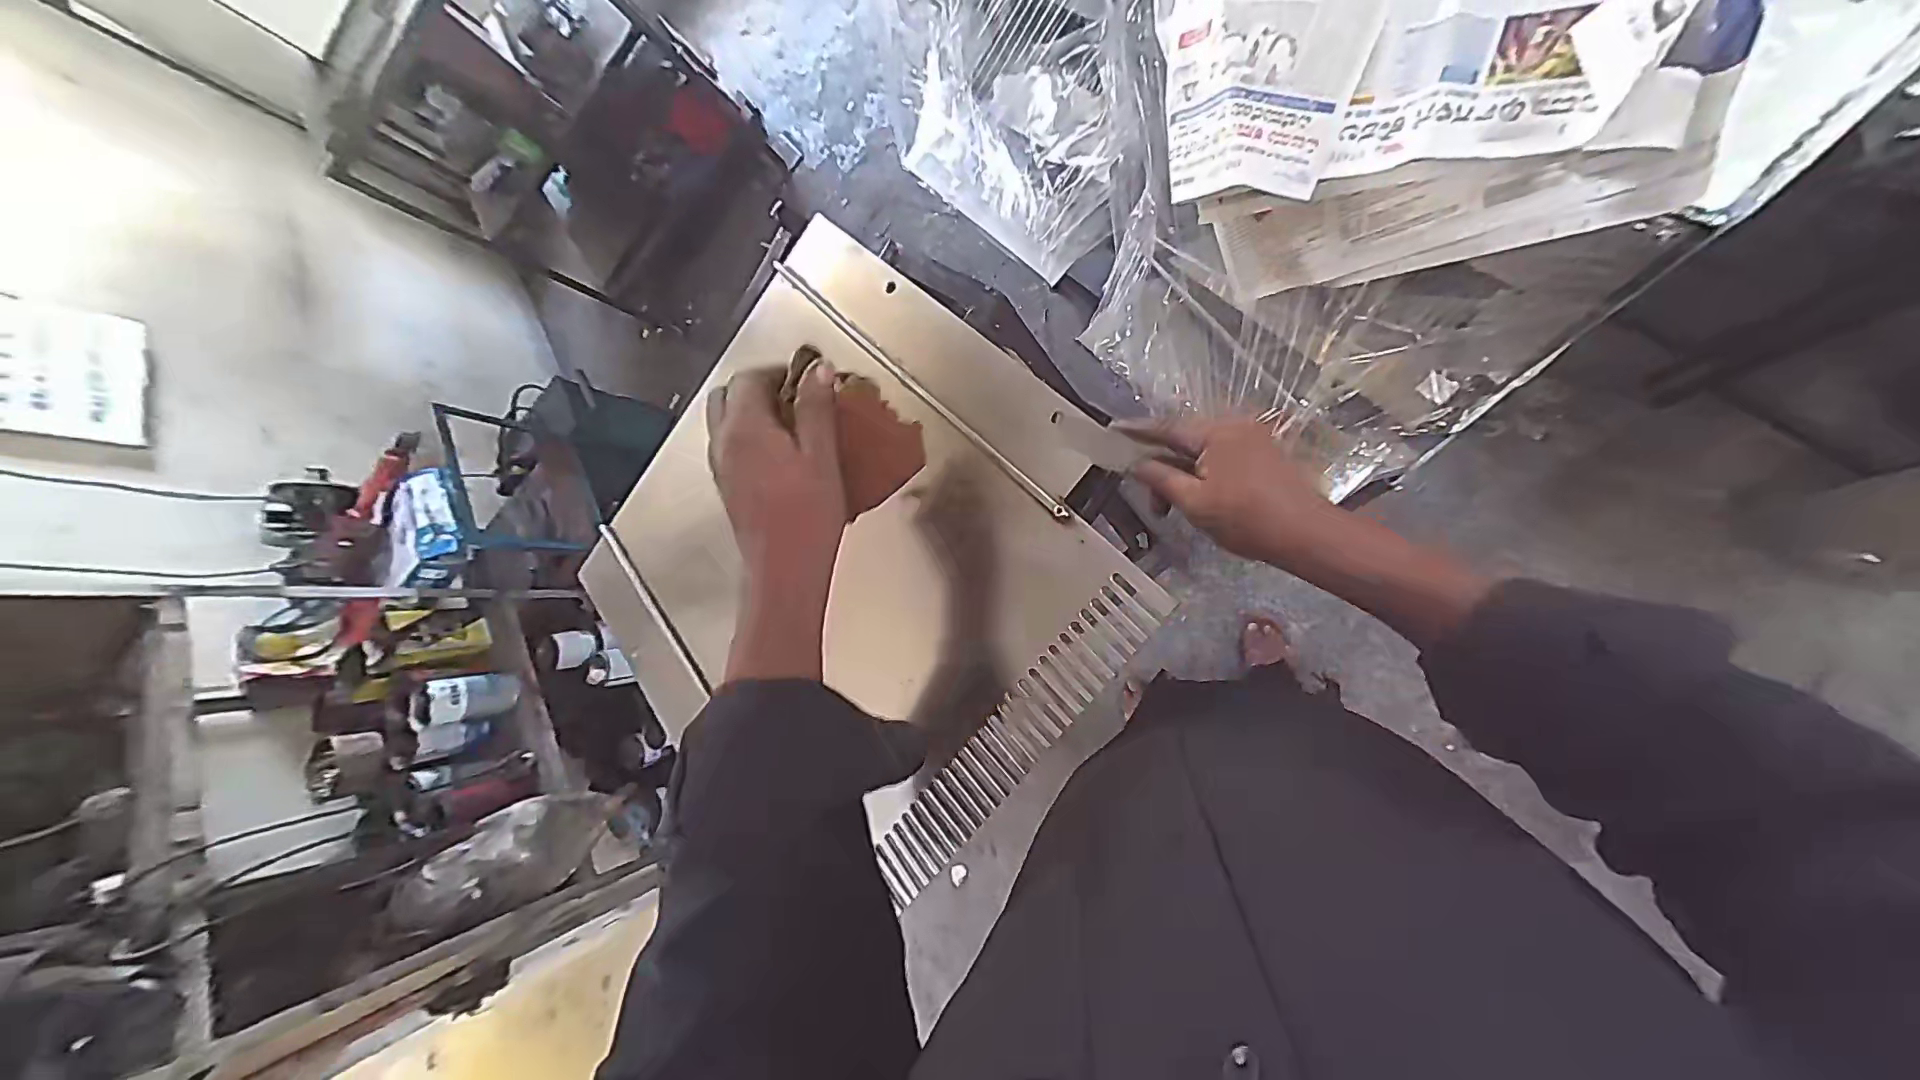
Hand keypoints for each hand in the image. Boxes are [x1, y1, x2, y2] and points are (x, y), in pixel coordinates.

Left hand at [707, 363, 845, 680]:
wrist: (783, 568)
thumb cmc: (807, 516)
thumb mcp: (822, 456)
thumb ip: (817, 409)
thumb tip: (818, 371)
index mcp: (744, 428)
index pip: (751, 377)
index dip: (781, 370)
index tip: (809, 377)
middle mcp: (723, 442)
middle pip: (729, 394)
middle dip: (761, 387)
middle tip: (798, 396)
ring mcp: (721, 466)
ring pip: (726, 419)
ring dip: (754, 410)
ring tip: (794, 423)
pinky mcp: (727, 486)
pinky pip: (731, 444)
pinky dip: (751, 435)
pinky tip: (784, 453)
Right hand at [1122, 418, 1344, 567]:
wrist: (1306, 534)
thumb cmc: (1246, 518)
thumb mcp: (1194, 501)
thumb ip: (1161, 478)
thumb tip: (1137, 464)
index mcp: (1217, 432)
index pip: (1167, 427)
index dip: (1138, 431)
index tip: (1114, 429)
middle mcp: (1236, 426)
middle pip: (1185, 441)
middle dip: (1162, 469)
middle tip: (1153, 503)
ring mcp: (1253, 439)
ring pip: (1202, 452)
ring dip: (1182, 476)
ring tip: (1174, 508)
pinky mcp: (1263, 455)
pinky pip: (1221, 458)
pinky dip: (1202, 475)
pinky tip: (1197, 498)